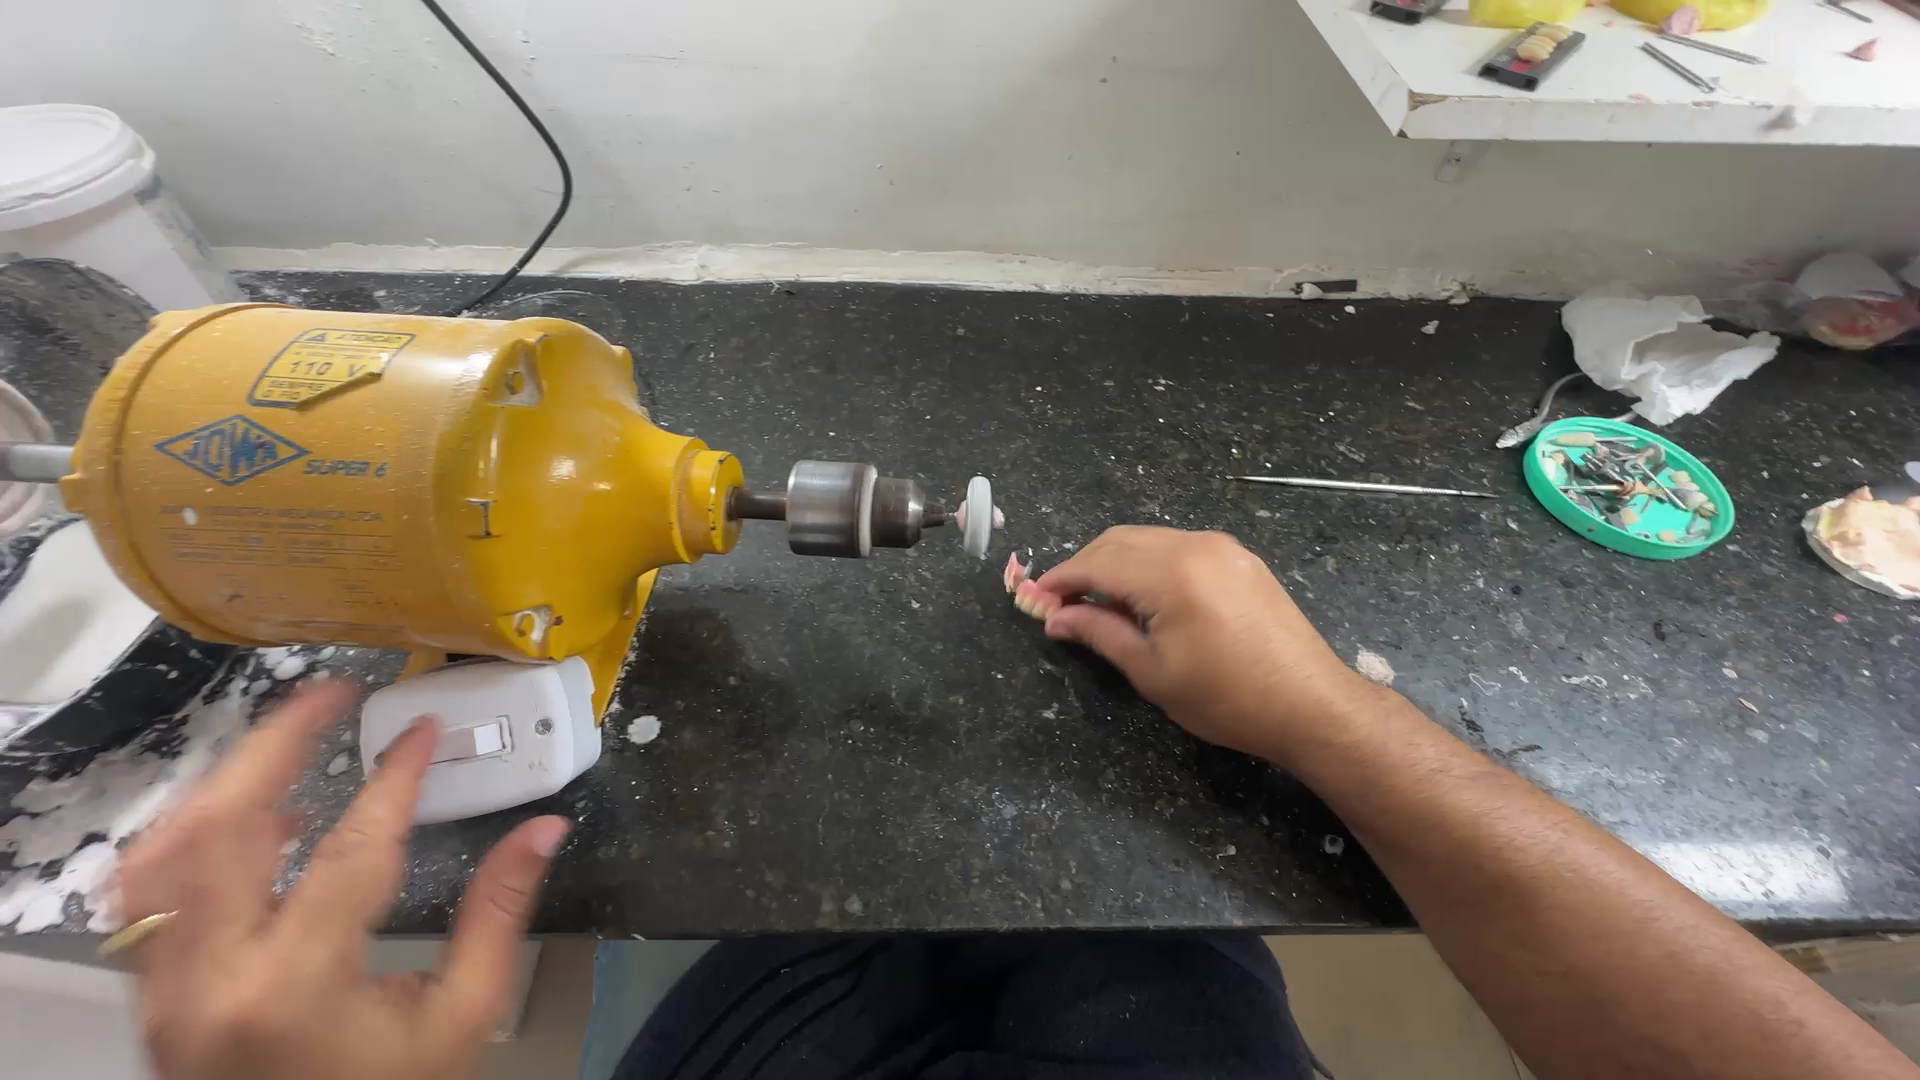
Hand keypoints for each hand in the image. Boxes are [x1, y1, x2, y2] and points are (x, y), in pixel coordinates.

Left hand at [114, 679, 569, 1079]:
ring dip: (226, 782)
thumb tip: (545, 828)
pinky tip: (255, 814)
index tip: (424, 730)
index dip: (393, 779)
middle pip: (219, 831)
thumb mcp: (466, 1011)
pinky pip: (153, 893)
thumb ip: (501, 911)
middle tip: (331, 695)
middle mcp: (209, 980)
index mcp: (295, 986)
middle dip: (276, 746)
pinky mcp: (158, 992)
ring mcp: (167, 988)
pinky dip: (198, 833)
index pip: (349, 850)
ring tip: (289, 738)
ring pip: (164, 856)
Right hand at [1035, 526, 1375, 762]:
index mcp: (1171, 574)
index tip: (1035, 598)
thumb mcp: (1152, 672)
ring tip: (1098, 603)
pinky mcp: (1237, 557)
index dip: (1060, 579)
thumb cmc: (1226, 699)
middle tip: (1061, 604)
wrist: (1311, 705)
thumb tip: (1054, 619)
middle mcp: (1194, 546)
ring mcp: (1220, 547)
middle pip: (1117, 541)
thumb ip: (1099, 634)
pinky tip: (1141, 596)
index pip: (1097, 563)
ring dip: (1113, 562)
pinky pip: (1176, 546)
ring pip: (1146, 539)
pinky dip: (1146, 563)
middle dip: (1083, 567)